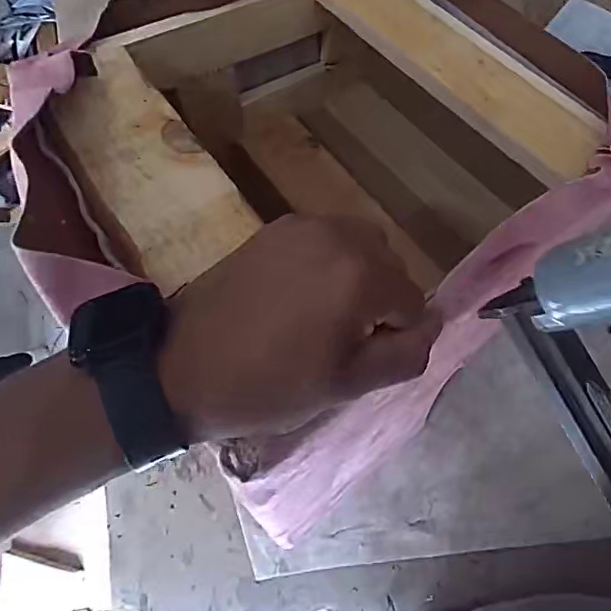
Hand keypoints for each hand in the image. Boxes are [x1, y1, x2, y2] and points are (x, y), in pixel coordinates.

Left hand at [156, 214, 440, 440]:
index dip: (393, 336)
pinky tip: (299, 292)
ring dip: (361, 277)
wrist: (176, 366)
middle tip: (338, 338)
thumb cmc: (268, 385)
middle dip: (380, 302)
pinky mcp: (281, 226)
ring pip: (367, 248)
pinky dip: (332, 261)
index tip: (355, 357)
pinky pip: (332, 239)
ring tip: (322, 312)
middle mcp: (343, 235)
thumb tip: (434, 323)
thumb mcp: (347, 385)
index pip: (416, 303)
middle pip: (394, 269)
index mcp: (363, 276)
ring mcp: (308, 225)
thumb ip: (407, 354)